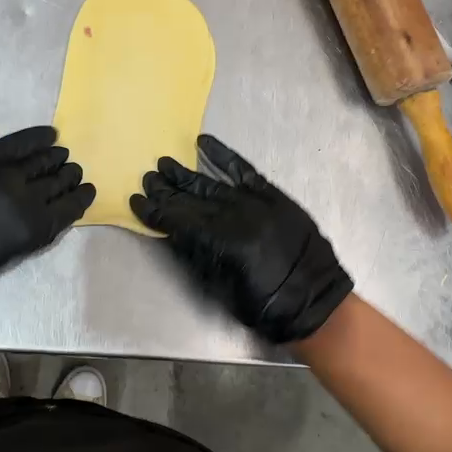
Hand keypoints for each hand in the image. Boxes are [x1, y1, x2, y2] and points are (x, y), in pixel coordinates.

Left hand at [0, 126, 95, 290]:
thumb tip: (40, 220)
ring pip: (40, 161)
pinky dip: (35, 137)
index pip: (67, 210)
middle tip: (74, 170)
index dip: (80, 199)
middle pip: (56, 183)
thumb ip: (27, 238)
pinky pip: (17, 142)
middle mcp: (25, 199)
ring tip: (62, 155)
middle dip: (68, 177)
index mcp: (32, 230)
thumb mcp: (2, 261)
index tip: (87, 190)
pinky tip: (49, 134)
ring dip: (54, 158)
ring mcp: (4, 174)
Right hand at [131, 134, 351, 343]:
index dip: (155, 212)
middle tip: (147, 179)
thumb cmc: (266, 307)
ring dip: (186, 175)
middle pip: (191, 199)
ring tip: (165, 164)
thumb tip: (172, 233)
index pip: (178, 221)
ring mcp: (255, 202)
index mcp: (221, 243)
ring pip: (211, 183)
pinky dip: (223, 156)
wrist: (316, 301)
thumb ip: (197, 257)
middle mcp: (235, 216)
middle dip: (166, 191)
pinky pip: (243, 169)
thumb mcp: (222, 290)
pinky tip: (204, 144)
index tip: (136, 202)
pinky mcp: (272, 194)